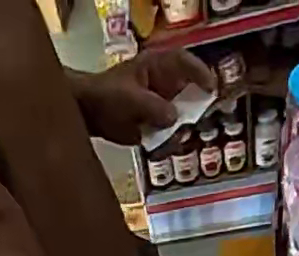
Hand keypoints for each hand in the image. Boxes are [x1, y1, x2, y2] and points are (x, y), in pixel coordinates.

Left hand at [72, 49, 215, 145]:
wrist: (87, 114)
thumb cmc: (106, 96)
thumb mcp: (130, 99)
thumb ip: (153, 107)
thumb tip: (173, 118)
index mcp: (158, 67)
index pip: (185, 64)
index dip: (201, 74)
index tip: (211, 88)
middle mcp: (162, 86)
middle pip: (187, 95)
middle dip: (193, 109)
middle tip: (196, 120)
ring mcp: (157, 107)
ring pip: (178, 119)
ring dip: (179, 130)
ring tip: (175, 138)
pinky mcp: (150, 127)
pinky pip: (164, 136)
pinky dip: (166, 144)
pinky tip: (164, 147)